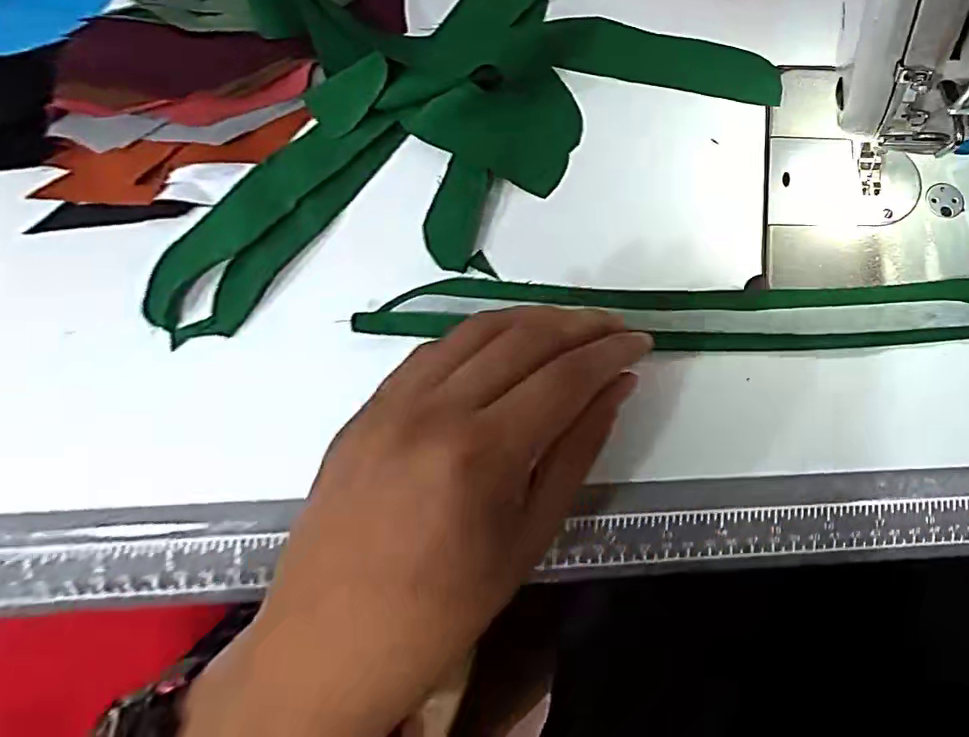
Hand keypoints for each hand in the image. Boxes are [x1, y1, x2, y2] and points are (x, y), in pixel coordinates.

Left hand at [183, 307, 649, 736]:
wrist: (326, 650)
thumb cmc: (447, 604)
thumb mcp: (534, 529)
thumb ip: (581, 445)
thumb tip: (618, 383)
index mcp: (481, 454)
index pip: (566, 375)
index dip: (612, 351)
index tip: (642, 341)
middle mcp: (433, 414)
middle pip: (527, 338)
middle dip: (583, 324)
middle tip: (618, 328)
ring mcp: (391, 406)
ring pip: (480, 329)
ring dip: (537, 318)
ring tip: (574, 327)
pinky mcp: (365, 411)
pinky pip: (437, 349)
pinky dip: (485, 335)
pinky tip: (511, 346)